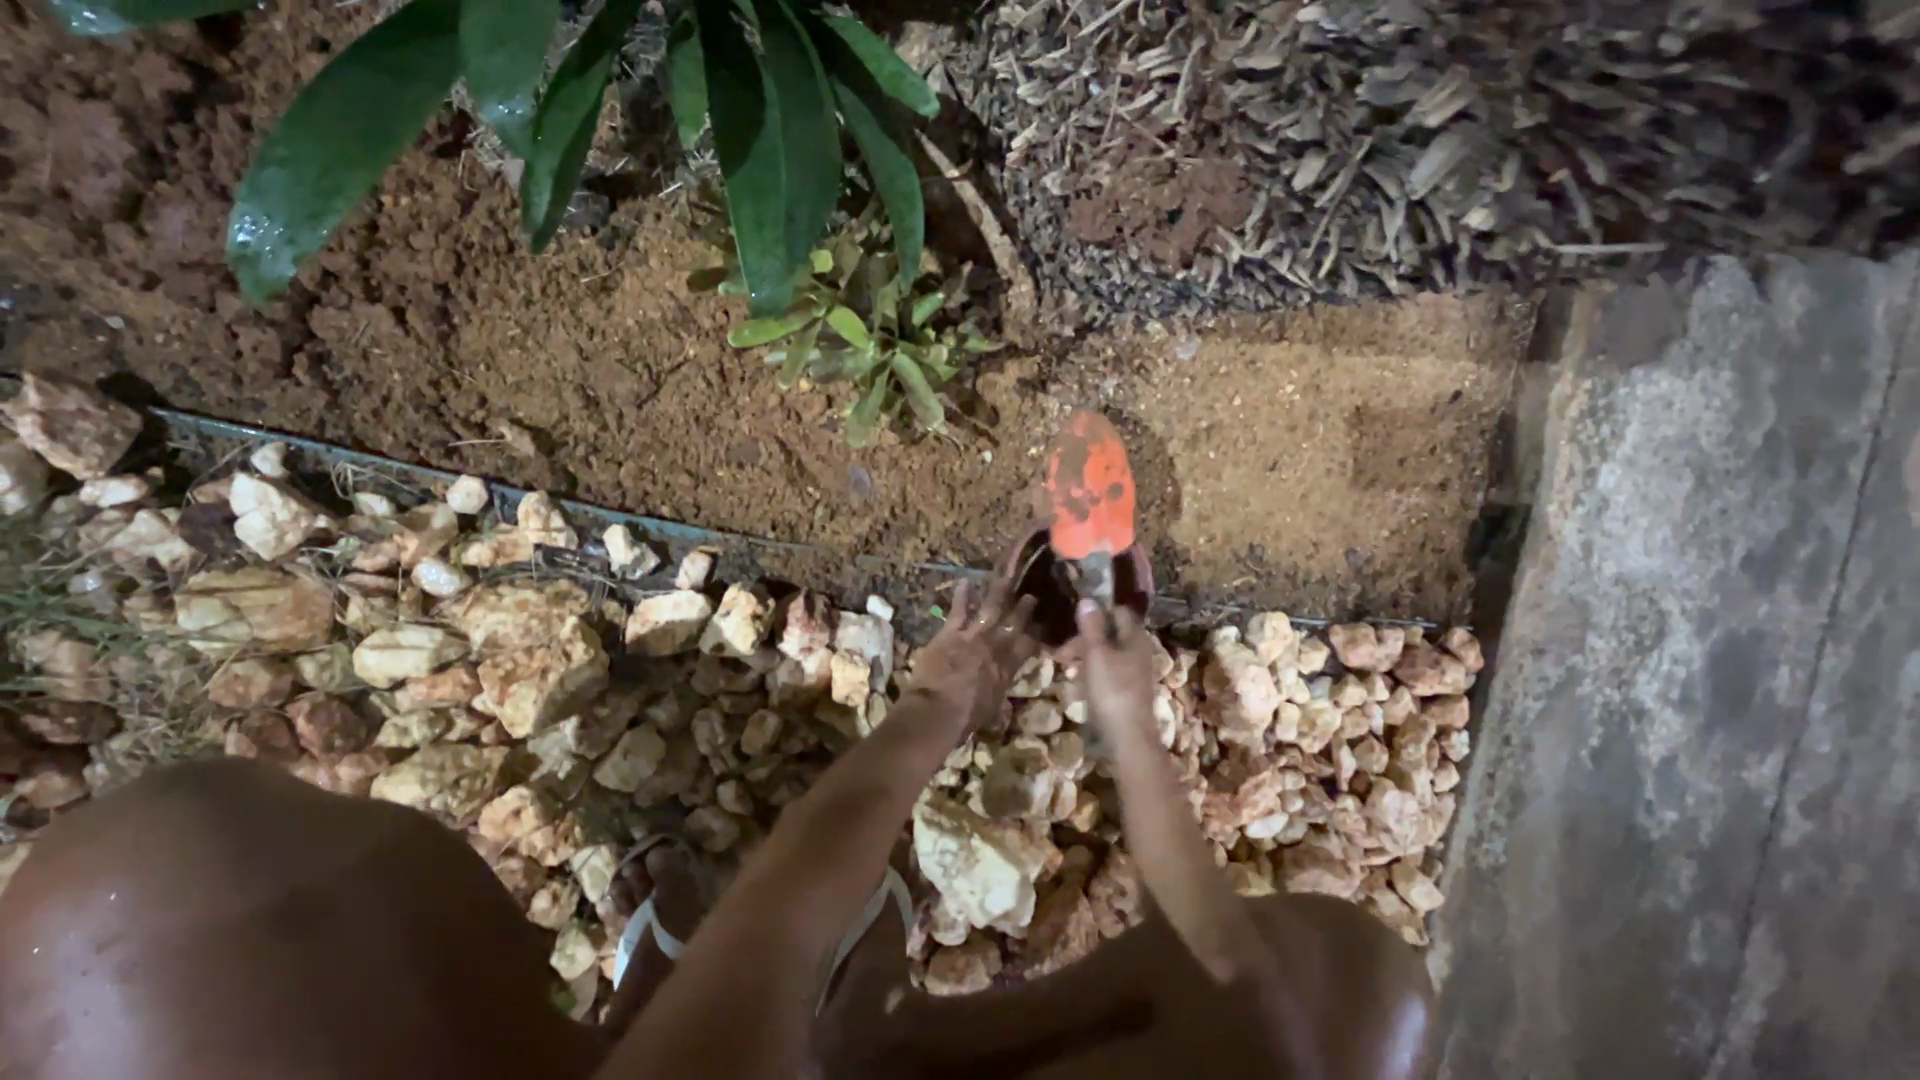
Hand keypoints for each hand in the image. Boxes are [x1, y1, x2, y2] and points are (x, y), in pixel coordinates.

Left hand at [905, 578, 1038, 733]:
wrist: (937, 710)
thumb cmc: (965, 718)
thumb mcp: (991, 709)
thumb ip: (998, 695)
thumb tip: (1002, 696)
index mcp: (1007, 669)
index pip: (1028, 646)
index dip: (1036, 634)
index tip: (1043, 624)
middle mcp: (995, 647)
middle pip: (1014, 622)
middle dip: (1023, 608)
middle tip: (1031, 595)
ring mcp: (973, 637)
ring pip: (990, 609)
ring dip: (999, 593)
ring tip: (1006, 578)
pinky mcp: (950, 633)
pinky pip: (958, 610)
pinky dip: (961, 595)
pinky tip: (964, 581)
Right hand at [1072, 599, 1157, 736]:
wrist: (1129, 739)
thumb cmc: (1111, 691)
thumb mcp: (1096, 654)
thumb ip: (1092, 626)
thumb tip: (1088, 600)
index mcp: (1134, 638)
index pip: (1118, 612)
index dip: (1097, 613)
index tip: (1073, 624)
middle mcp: (1138, 652)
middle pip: (1109, 635)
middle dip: (1083, 641)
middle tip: (1060, 655)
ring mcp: (1134, 673)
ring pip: (1105, 656)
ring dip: (1084, 660)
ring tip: (1066, 673)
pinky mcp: (1128, 693)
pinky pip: (1107, 676)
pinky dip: (1091, 677)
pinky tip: (1078, 690)